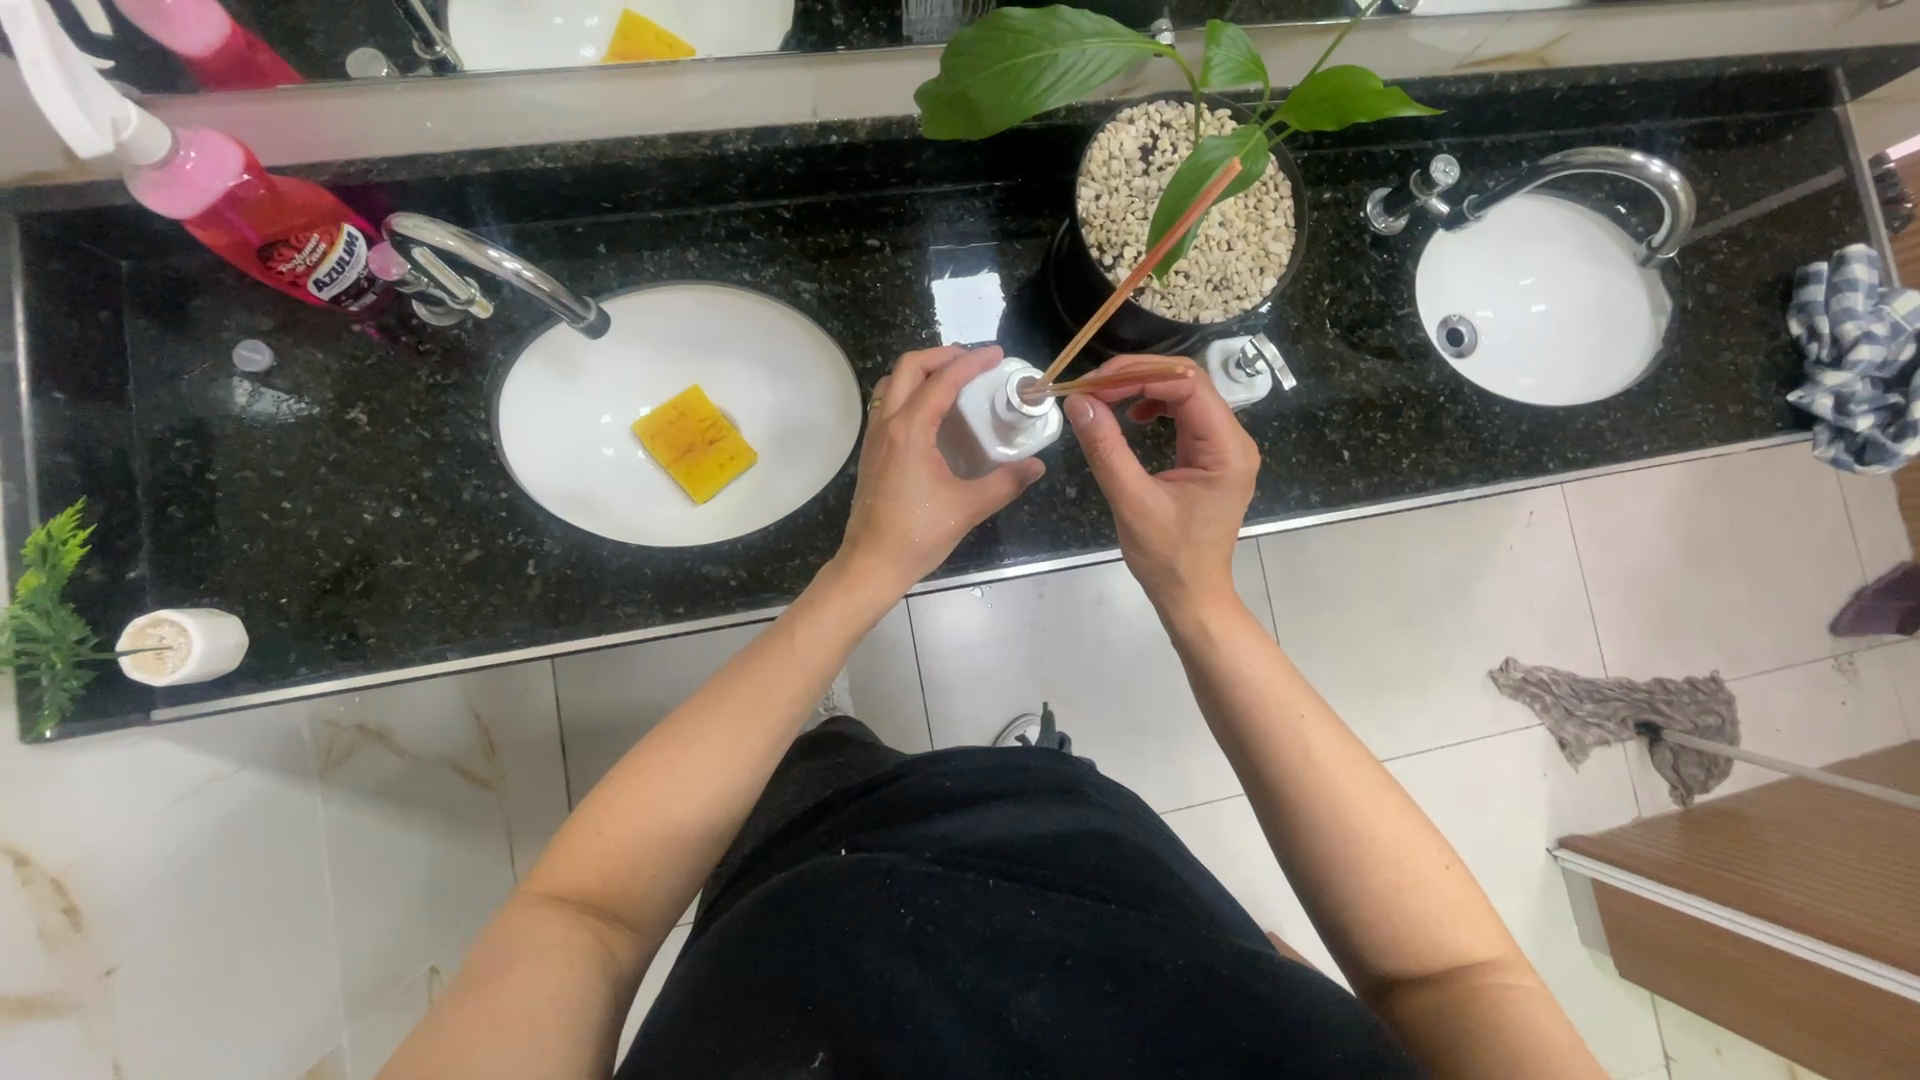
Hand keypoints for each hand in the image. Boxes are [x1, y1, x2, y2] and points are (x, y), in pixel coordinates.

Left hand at [836, 345, 1045, 595]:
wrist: (871, 563)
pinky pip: (887, 407)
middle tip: (972, 362)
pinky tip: (933, 416)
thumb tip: (1037, 466)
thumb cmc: (917, 535)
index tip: (996, 355)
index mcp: (910, 431)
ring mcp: (874, 438)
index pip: (942, 380)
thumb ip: (1006, 483)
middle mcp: (887, 425)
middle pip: (908, 367)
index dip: (971, 362)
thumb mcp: (969, 508)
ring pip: (891, 384)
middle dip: (941, 356)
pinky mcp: (871, 453)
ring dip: (920, 373)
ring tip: (951, 382)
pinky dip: (909, 394)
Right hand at [1066, 354, 1258, 614]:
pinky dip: (1154, 406)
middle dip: (1137, 377)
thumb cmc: (1167, 556)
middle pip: (1187, 382)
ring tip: (1105, 398)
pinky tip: (1132, 417)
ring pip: (1185, 394)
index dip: (1138, 375)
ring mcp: (1224, 448)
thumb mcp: (1131, 501)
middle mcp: (1233, 440)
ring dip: (1143, 388)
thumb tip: (1078, 403)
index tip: (1094, 384)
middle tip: (1092, 387)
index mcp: (1227, 449)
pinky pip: (1184, 415)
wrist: (1190, 594)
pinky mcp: (1210, 457)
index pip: (1186, 384)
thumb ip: (1106, 448)